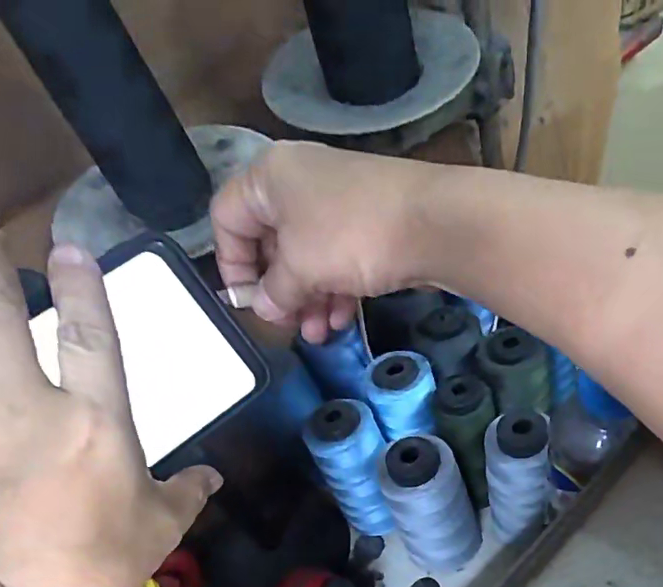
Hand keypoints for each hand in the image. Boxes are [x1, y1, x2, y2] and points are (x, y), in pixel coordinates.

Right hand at [212, 142, 437, 342]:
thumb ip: (275, 291)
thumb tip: (262, 307)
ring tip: (319, 333)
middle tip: (289, 326)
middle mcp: (300, 184)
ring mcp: (339, 205)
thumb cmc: (352, 236)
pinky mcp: (370, 227)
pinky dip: (335, 291)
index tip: (248, 303)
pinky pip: (340, 261)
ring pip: (309, 258)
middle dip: (279, 291)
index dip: (231, 265)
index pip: (228, 218)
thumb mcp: (301, 267)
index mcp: (269, 177)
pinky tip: (340, 321)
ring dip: (309, 300)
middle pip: (271, 243)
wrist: (435, 225)